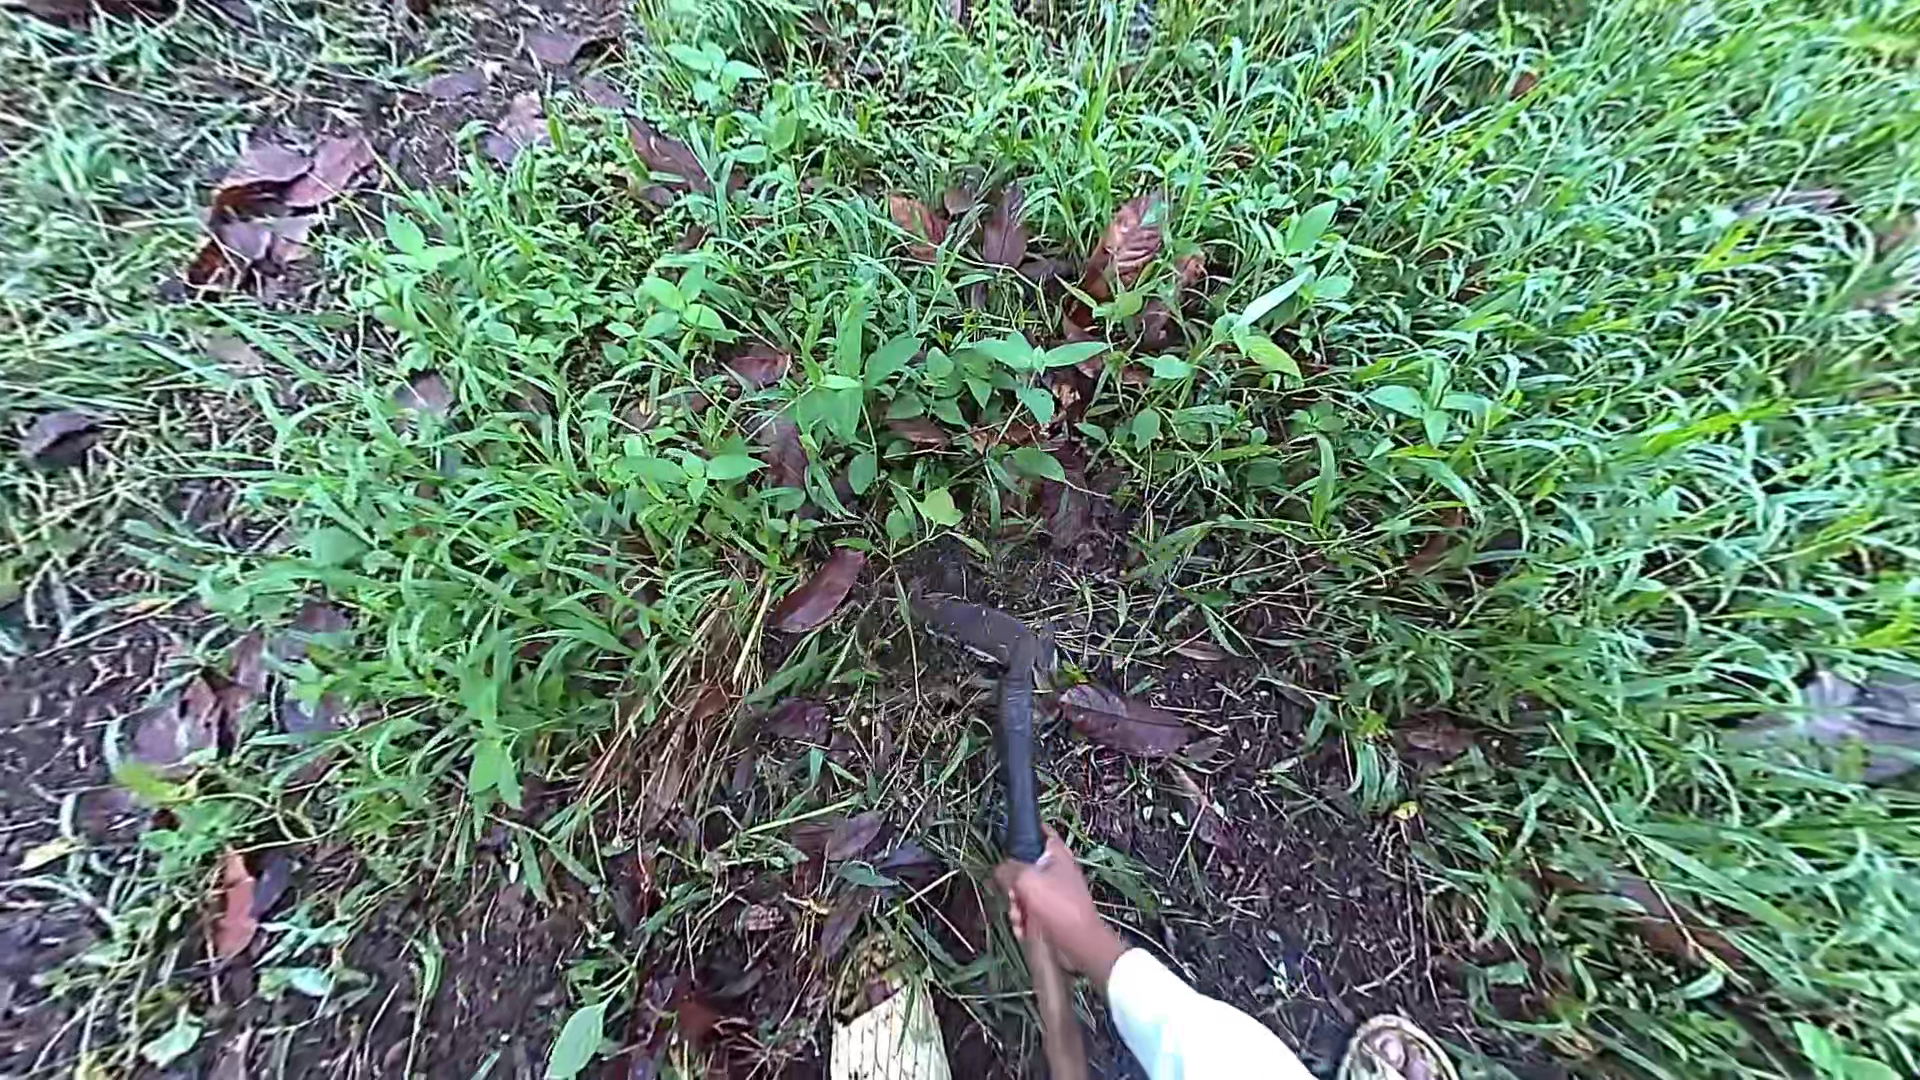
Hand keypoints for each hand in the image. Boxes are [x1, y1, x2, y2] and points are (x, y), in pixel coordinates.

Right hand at [994, 830, 1129, 987]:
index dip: (1026, 831)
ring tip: (1019, 916)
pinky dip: (1023, 921)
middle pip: (1025, 867)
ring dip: (1016, 905)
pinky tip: (1023, 930)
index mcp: (1056, 853)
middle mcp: (1056, 870)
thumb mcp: (1027, 880)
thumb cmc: (1058, 904)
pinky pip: (1029, 912)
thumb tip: (998, 871)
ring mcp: (1054, 894)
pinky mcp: (1051, 915)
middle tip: (1012, 893)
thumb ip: (1007, 870)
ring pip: (1024, 892)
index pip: (1041, 831)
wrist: (1080, 945)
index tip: (1010, 839)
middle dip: (1013, 882)